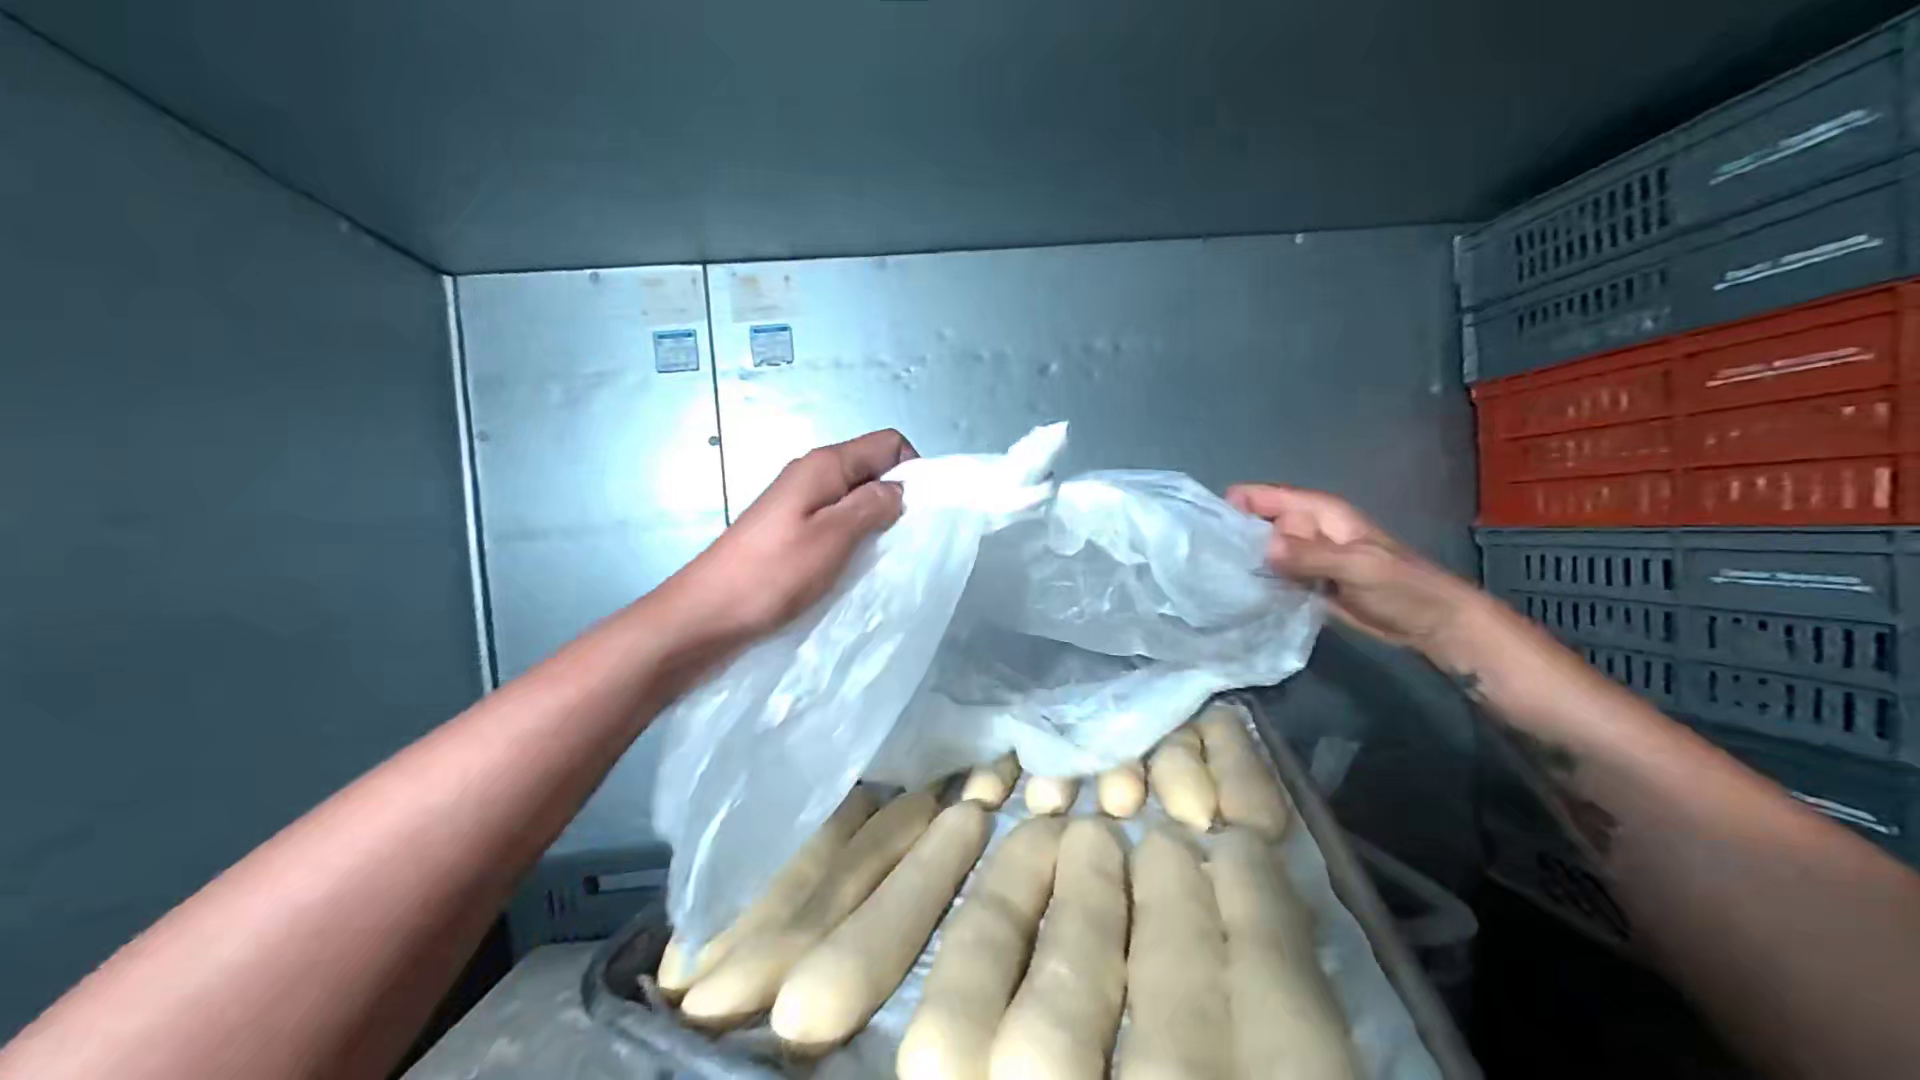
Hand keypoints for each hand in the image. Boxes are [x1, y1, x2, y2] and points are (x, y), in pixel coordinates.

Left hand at [654, 430, 917, 651]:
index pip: (888, 444)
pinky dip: (852, 537)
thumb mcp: (832, 537)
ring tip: (878, 557)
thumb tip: (899, 490)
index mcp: (824, 465)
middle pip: (871, 469)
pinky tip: (851, 565)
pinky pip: (836, 520)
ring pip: (855, 497)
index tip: (918, 512)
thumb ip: (871, 506)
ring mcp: (799, 501)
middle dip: (895, 498)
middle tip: (901, 541)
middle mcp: (812, 473)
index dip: (912, 470)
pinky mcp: (790, 528)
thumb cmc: (773, 572)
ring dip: (873, 521)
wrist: (707, 612)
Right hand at [1225, 484, 1482, 653]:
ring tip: (1209, 572)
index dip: (1240, 501)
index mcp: (1321, 513)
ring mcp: (1306, 558)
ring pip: (1263, 551)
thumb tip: (1261, 547)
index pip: (1271, 497)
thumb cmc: (1401, 585)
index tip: (1206, 517)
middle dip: (1234, 534)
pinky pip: (1273, 575)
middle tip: (1201, 553)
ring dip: (1243, 560)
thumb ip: (1310, 555)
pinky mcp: (1305, 583)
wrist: (1430, 622)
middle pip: (1260, 523)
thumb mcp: (1358, 565)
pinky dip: (1256, 581)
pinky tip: (1233, 591)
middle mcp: (1308, 531)